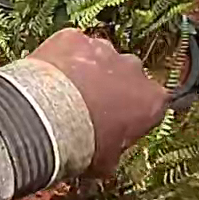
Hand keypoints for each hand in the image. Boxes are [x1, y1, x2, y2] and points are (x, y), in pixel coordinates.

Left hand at [28, 29, 166, 174]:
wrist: (45, 120)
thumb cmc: (82, 146)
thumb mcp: (107, 162)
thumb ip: (115, 151)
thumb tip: (106, 157)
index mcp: (152, 99)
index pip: (153, 102)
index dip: (134, 112)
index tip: (117, 122)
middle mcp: (134, 68)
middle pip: (128, 74)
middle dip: (112, 86)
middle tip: (87, 106)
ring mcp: (103, 48)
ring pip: (99, 56)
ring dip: (87, 69)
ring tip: (63, 92)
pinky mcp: (73, 37)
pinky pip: (71, 46)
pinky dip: (62, 57)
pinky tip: (47, 76)